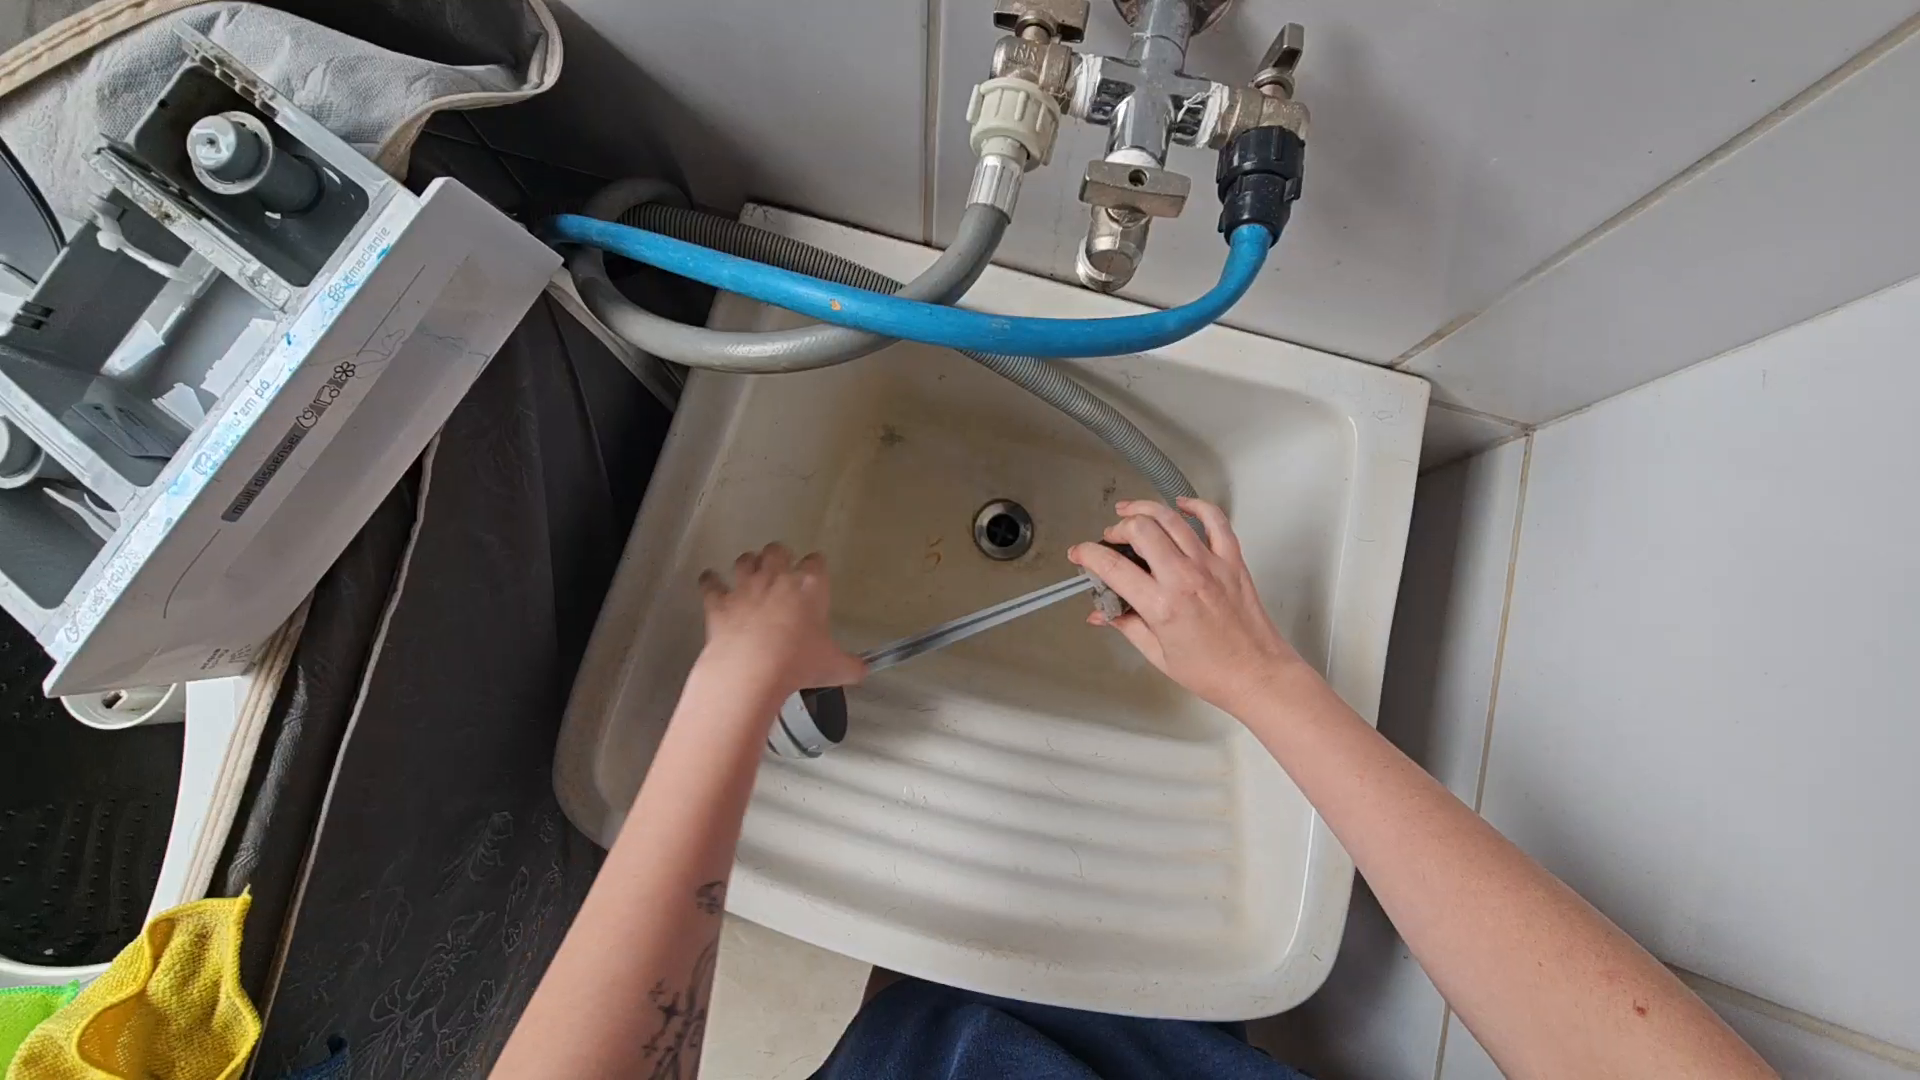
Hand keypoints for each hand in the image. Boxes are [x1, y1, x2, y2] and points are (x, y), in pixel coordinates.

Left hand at [697, 544, 865, 698]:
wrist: (752, 671)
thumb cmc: (797, 663)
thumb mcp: (834, 667)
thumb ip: (850, 665)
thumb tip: (860, 671)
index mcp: (810, 586)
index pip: (816, 563)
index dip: (816, 567)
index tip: (816, 573)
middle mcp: (776, 578)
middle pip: (777, 550)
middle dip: (780, 555)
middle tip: (782, 566)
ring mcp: (745, 588)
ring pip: (745, 560)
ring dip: (748, 563)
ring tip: (750, 569)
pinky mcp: (718, 603)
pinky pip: (711, 583)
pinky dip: (710, 581)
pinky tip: (710, 581)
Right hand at [1068, 498, 1305, 713]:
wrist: (1258, 675)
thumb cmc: (1213, 672)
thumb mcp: (1158, 654)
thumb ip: (1126, 625)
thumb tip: (1102, 613)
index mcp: (1162, 606)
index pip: (1113, 566)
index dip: (1088, 554)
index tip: (1080, 554)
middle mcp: (1185, 579)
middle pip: (1141, 529)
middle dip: (1118, 528)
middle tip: (1110, 537)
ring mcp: (1211, 565)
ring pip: (1172, 518)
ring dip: (1145, 509)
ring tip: (1130, 511)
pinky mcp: (1232, 562)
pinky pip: (1216, 522)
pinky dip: (1197, 507)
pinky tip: (1182, 505)